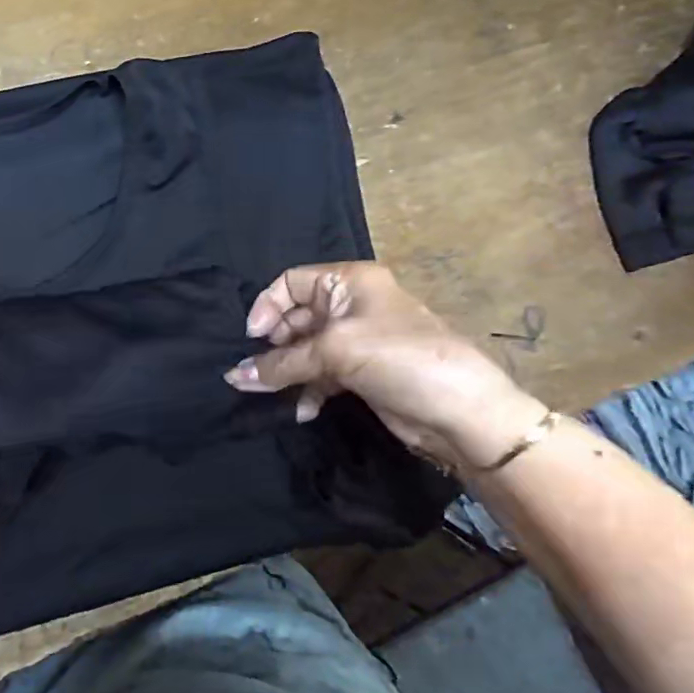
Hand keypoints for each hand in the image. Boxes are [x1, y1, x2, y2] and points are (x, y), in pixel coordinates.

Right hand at [225, 262, 549, 470]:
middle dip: (275, 345)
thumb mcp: (336, 351)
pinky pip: (321, 374)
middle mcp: (351, 304)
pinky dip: (308, 389)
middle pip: (296, 317)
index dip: (268, 307)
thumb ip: (282, 363)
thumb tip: (234, 376)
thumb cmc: (398, 358)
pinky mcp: (361, 372)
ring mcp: (357, 339)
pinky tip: (302, 409)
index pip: (291, 282)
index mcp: (349, 281)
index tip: (253, 340)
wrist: (459, 411)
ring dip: (288, 371)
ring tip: (272, 394)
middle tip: (259, 371)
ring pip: (306, 349)